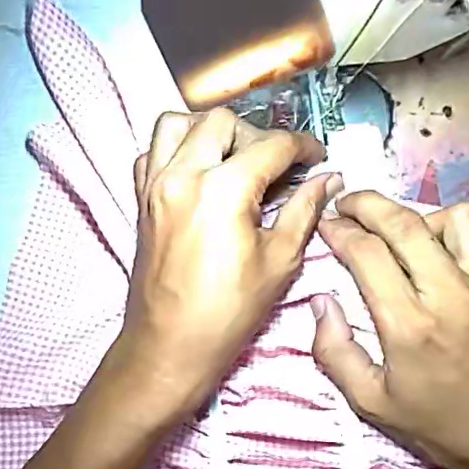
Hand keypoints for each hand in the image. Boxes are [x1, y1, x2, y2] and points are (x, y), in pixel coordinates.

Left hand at [106, 108, 340, 422]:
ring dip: (212, 132)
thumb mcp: (281, 260)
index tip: (318, 157)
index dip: (303, 146)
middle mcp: (182, 174)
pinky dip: (179, 149)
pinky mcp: (141, 199)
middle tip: (278, 167)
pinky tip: (202, 175)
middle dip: (258, 135)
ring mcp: (154, 184)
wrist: (171, 346)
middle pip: (223, 122)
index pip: (272, 145)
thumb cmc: (229, 312)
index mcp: (223, 189)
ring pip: (179, 123)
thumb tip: (327, 180)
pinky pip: (153, 151)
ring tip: (236, 161)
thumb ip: (304, 209)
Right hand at [311, 192, 468, 468]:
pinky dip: (454, 228)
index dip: (339, 231)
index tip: (325, 226)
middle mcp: (447, 293)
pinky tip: (441, 250)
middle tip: (346, 205)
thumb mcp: (376, 406)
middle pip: (402, 222)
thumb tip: (321, 302)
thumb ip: (336, 353)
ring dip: (417, 214)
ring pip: (450, 216)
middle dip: (365, 203)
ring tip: (400, 233)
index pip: (366, 254)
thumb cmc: (447, 429)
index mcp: (408, 325)